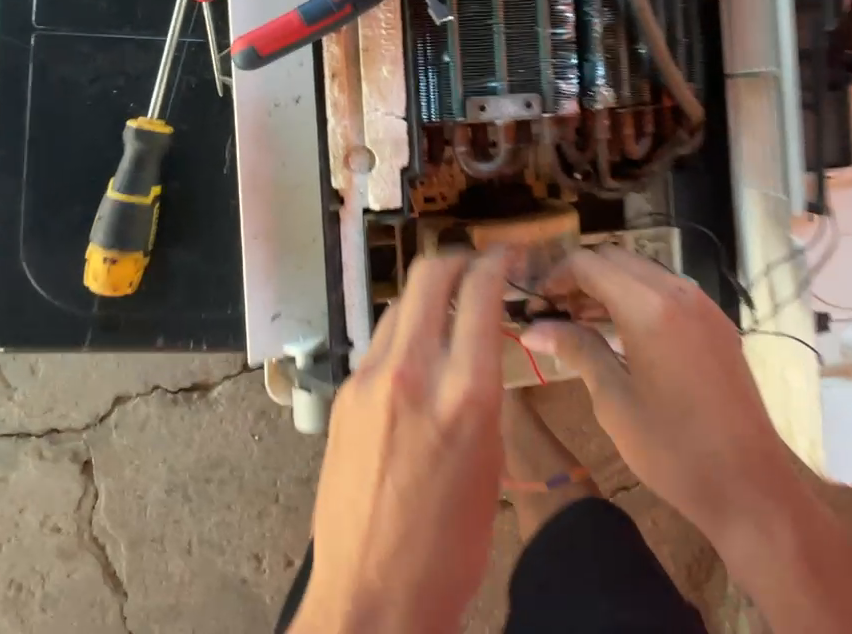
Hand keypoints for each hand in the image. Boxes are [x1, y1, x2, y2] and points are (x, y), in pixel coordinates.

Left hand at [289, 251, 507, 633]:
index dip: (498, 262)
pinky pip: (379, 346)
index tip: (507, 255)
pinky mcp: (344, 399)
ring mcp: (369, 382)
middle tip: (475, 265)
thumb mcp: (491, 463)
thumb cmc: (451, 546)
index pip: (481, 293)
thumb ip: (483, 396)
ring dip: (427, 299)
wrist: (371, 596)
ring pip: (400, 307)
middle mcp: (413, 372)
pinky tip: (414, 359)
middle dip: (457, 259)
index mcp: (466, 393)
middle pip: (430, 276)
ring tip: (445, 312)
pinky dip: (403, 337)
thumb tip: (477, 355)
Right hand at [521, 246, 851, 633]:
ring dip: (611, 287)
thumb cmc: (671, 448)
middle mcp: (678, 292)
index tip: (537, 303)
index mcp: (648, 306)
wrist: (748, 484)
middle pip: (617, 259)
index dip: (557, 276)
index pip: (590, 263)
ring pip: (644, 272)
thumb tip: (534, 329)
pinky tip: (623, 335)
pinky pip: (669, 292)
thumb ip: (577, 350)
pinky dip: (639, 299)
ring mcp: (704, 306)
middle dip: (582, 277)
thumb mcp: (613, 400)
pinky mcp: (718, 324)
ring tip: (582, 323)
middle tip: (556, 313)